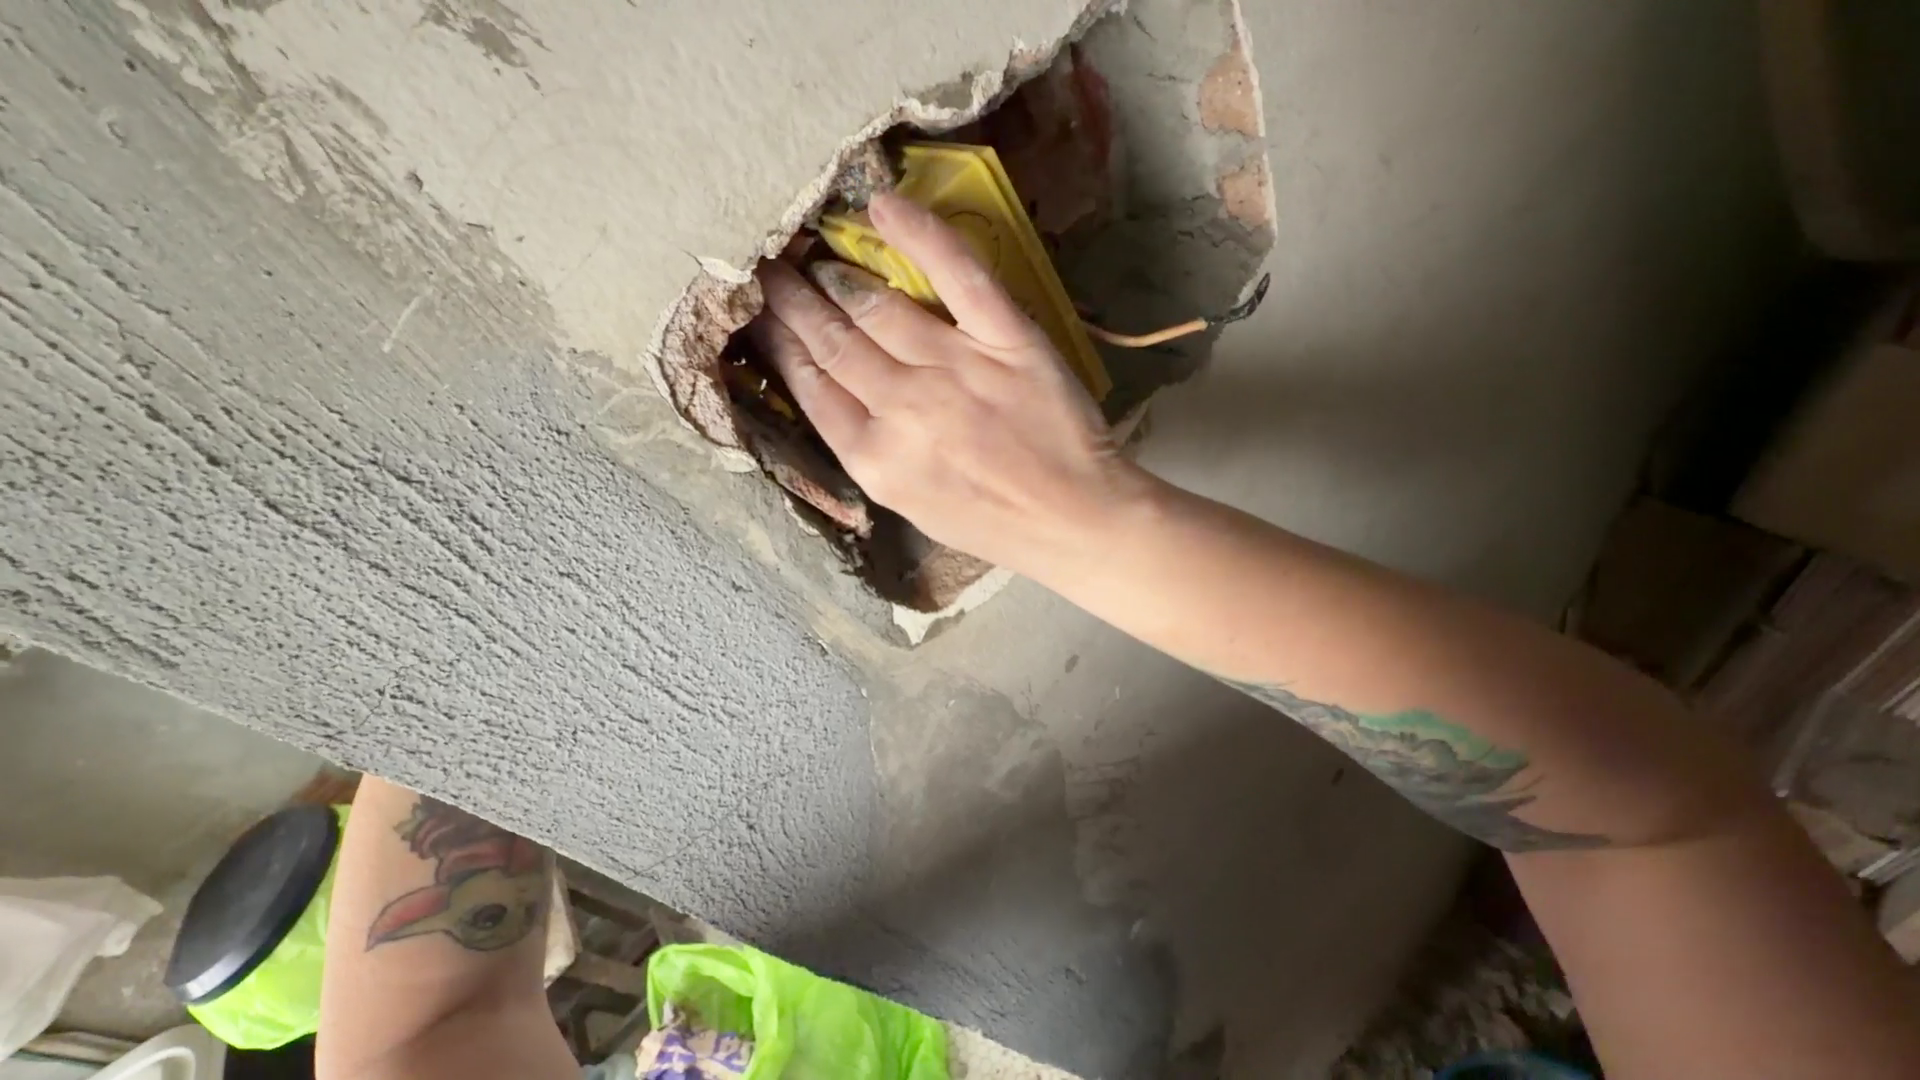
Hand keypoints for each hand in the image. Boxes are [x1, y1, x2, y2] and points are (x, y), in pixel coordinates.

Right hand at [750, 192, 1150, 576]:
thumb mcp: (908, 503)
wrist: (1073, 519)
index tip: (758, 313)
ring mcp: (955, 369)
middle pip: (834, 340)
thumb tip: (825, 387)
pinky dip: (919, 235)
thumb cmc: (990, 520)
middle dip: (792, 300)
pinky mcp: (1006, 339)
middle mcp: (904, 409)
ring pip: (878, 308)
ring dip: (836, 276)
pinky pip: (956, 275)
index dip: (779, 342)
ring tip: (808, 251)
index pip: (811, 384)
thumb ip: (864, 449)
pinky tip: (881, 207)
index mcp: (874, 458)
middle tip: (766, 266)